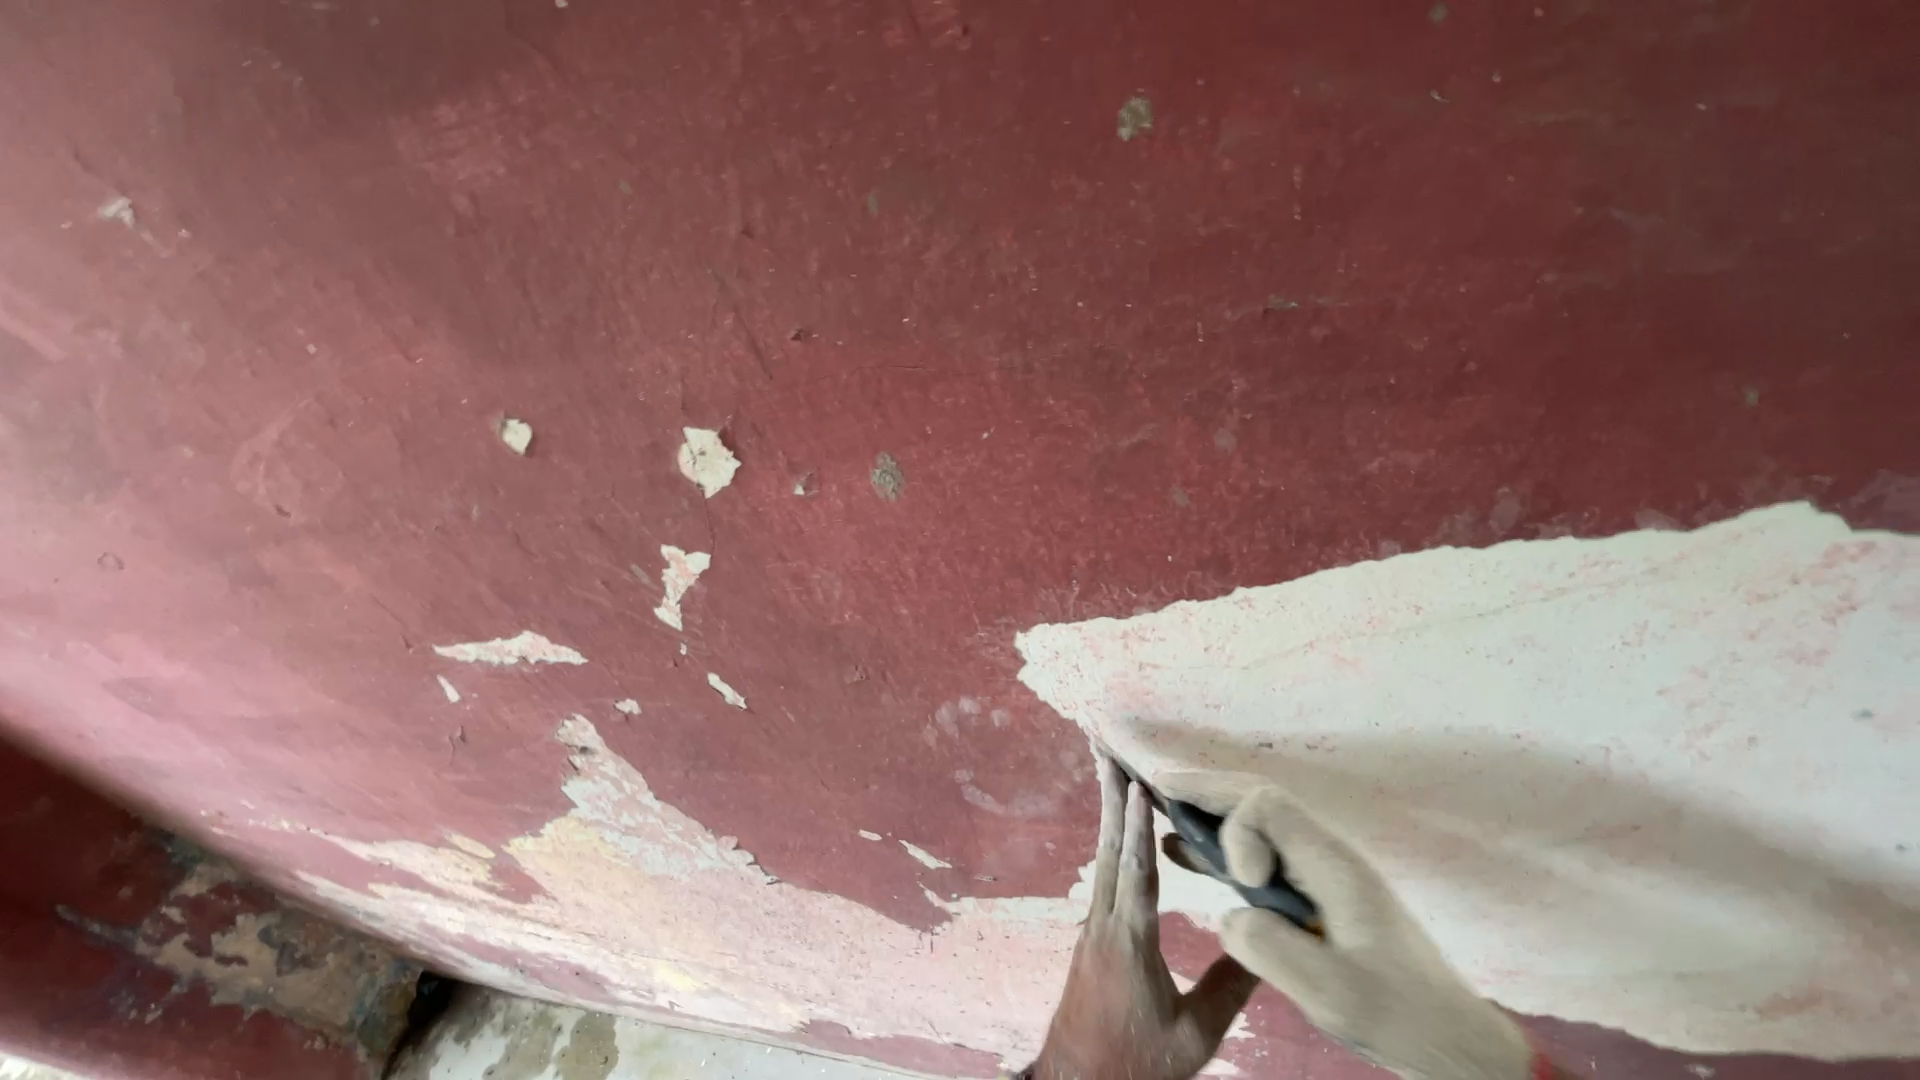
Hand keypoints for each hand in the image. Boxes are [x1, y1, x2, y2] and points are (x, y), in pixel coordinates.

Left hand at [1029, 751, 1259, 1079]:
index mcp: (1130, 941)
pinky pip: (1102, 873)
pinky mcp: (1092, 931)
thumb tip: (1262, 944)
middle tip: (1102, 748)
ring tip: (1105, 768)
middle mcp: (1105, 921)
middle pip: (1109, 849)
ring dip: (1106, 810)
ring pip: (1102, 856)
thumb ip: (1229, 989)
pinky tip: (1114, 827)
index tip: (1137, 783)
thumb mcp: (1193, 1036)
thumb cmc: (1137, 1062)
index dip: (1138, 827)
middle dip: (1109, 796)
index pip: (1136, 872)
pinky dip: (1110, 840)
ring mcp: (1093, 924)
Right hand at [1156, 772, 1545, 1079]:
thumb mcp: (1334, 993)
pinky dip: (1216, 844)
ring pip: (1253, 819)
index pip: (1266, 806)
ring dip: (1206, 810)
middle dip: (1204, 788)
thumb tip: (1228, 916)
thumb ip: (1271, 948)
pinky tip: (1182, 851)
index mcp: (1330, 864)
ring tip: (1157, 805)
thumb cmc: (1399, 1014)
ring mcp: (1316, 871)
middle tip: (1152, 783)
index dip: (1236, 830)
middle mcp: (1321, 854)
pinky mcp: (1310, 893)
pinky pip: (1255, 850)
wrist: (1450, 1038)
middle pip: (1255, 796)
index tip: (1241, 882)